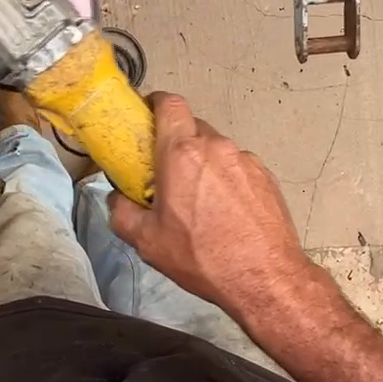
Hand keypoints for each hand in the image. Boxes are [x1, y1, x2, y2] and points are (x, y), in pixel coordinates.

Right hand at [108, 93, 325, 323]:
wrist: (265, 278)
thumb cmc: (203, 258)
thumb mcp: (147, 242)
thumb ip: (122, 213)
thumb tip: (116, 199)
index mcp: (182, 154)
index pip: (169, 104)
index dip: (156, 104)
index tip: (147, 117)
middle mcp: (216, 147)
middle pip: (192, 127)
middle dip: (177, 143)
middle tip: (168, 173)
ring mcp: (245, 160)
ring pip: (216, 148)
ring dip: (203, 164)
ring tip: (200, 201)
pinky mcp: (266, 176)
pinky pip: (238, 166)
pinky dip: (227, 179)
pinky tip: (226, 211)